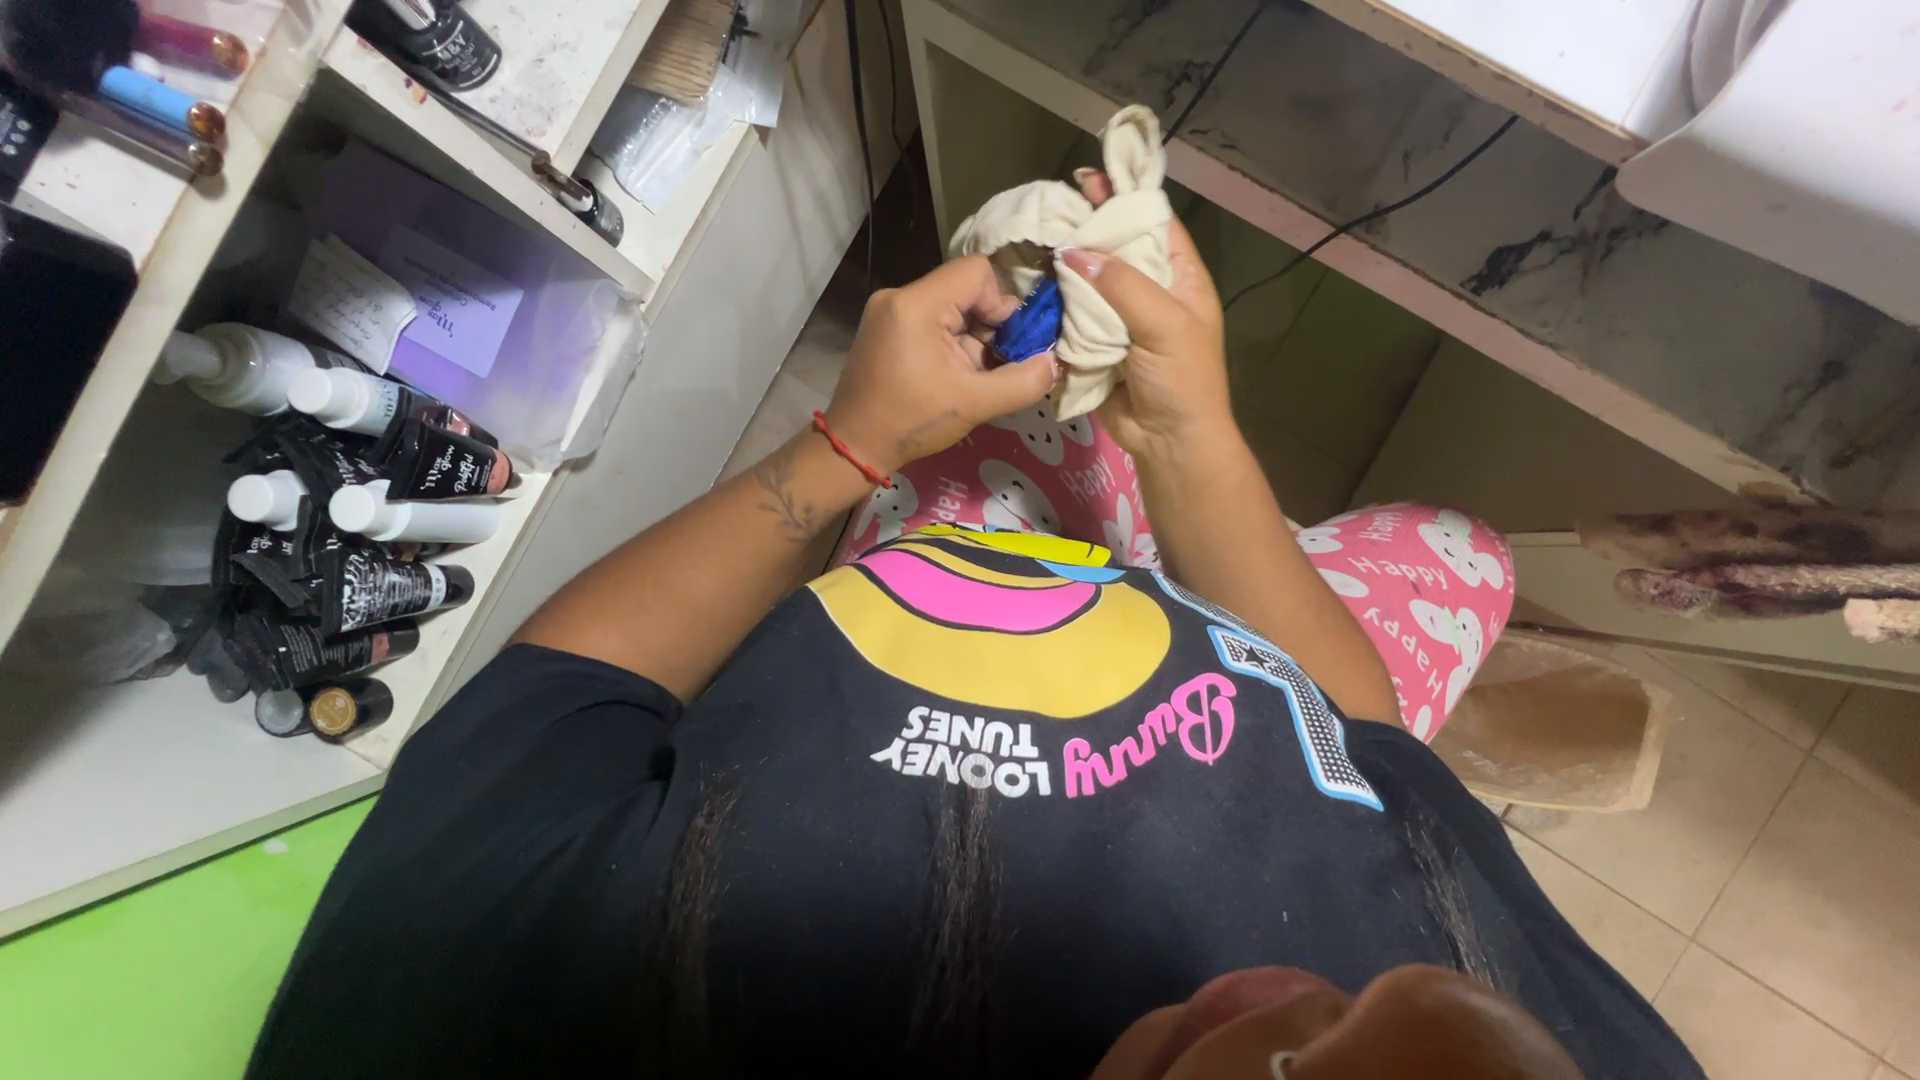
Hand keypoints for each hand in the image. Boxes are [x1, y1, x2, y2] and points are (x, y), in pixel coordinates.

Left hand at [825, 256, 1060, 475]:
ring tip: (975, 376)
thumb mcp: (974, 404)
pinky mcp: (886, 328)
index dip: (1002, 302)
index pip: (977, 271)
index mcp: (916, 304)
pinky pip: (933, 321)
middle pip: (964, 289)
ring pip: (951, 307)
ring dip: (972, 338)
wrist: (854, 447)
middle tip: (997, 363)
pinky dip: (952, 343)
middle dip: (989, 324)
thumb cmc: (911, 422)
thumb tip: (1056, 363)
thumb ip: (1022, 382)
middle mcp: (899, 296)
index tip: (1007, 342)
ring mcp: (889, 311)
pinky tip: (955, 376)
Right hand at [1061, 170, 1231, 461]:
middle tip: (1049, 212)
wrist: (1169, 441)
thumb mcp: (1163, 323)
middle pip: (1115, 251)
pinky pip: (1074, 318)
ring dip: (1066, 269)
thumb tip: (1074, 250)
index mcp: (1179, 278)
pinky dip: (1057, 306)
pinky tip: (1034, 289)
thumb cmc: (1182, 379)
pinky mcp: (1096, 345)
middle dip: (1086, 232)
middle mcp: (1150, 292)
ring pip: (1090, 284)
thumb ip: (1121, 284)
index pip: (1152, 224)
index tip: (1087, 179)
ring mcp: (1121, 320)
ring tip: (1034, 246)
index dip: (1123, 200)